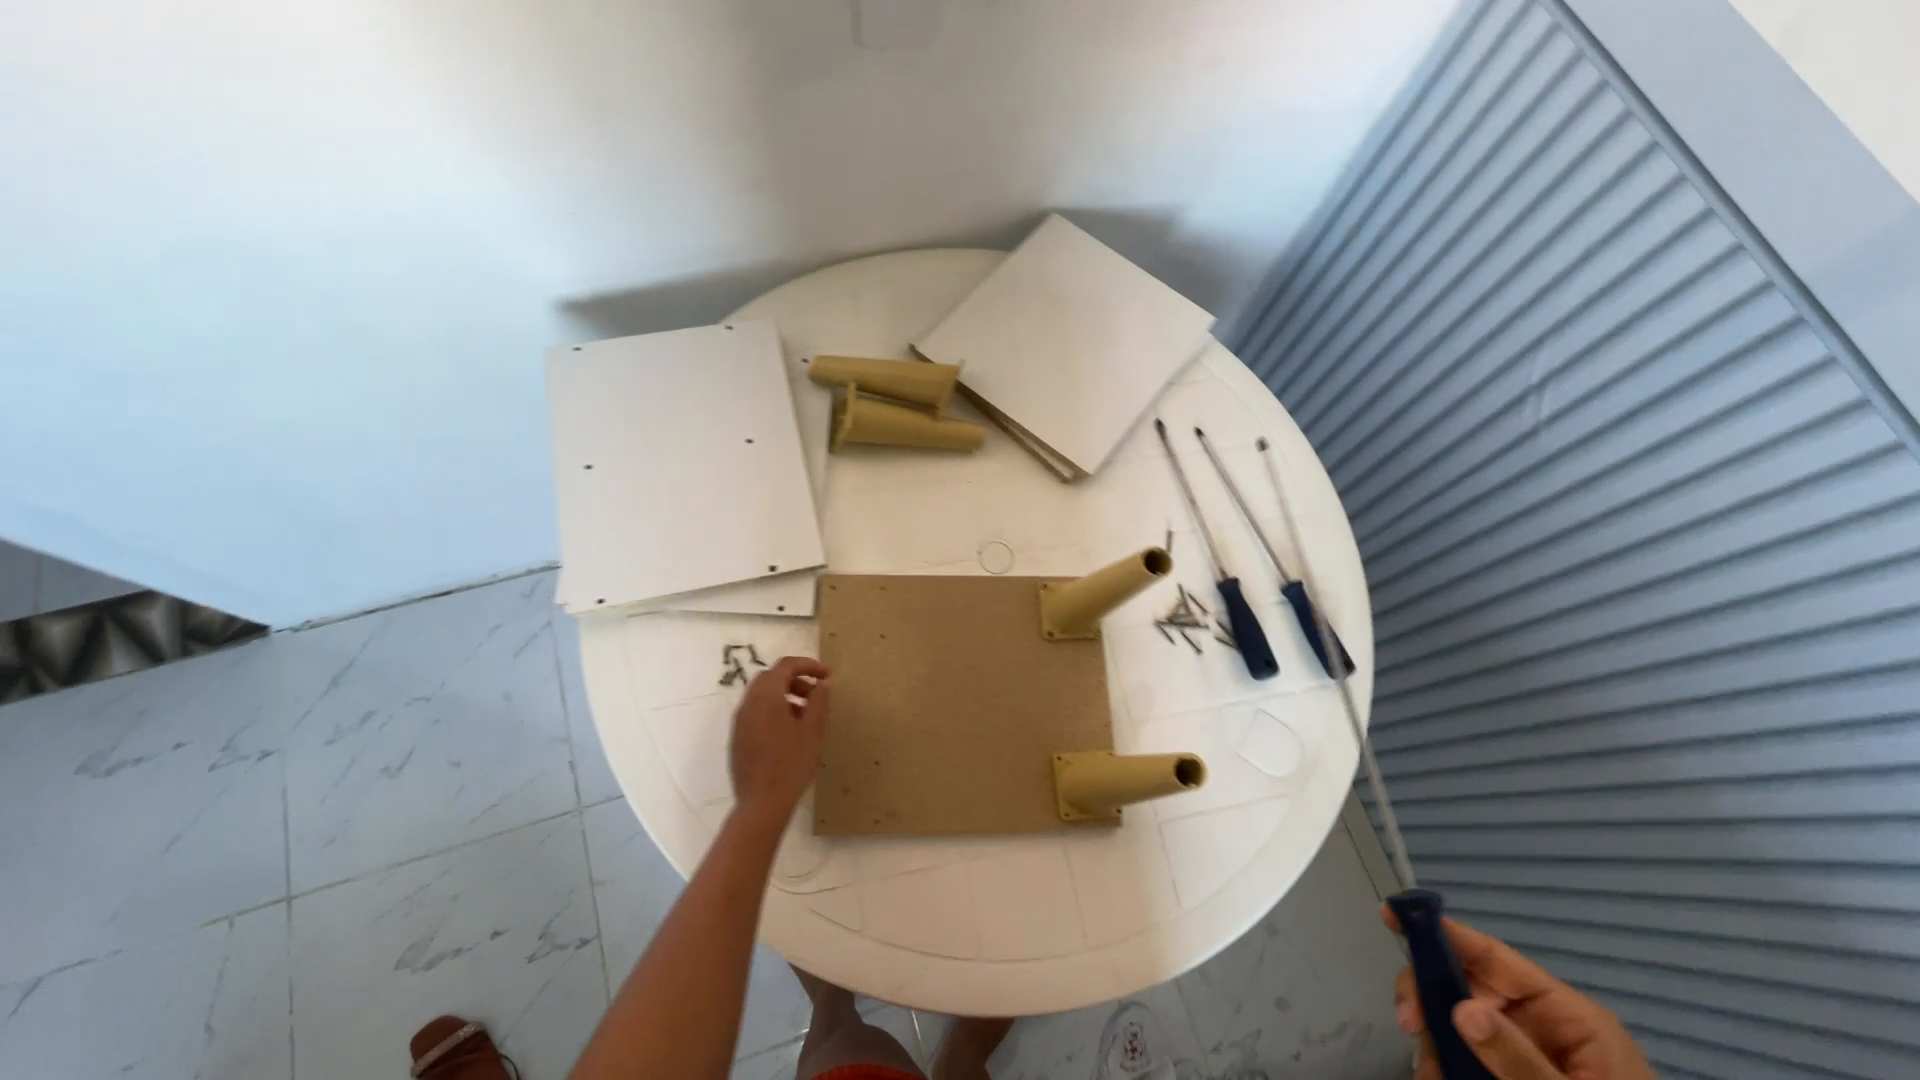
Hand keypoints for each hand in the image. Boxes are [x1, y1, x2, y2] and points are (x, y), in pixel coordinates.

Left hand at [728, 657, 830, 825]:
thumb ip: (819, 701)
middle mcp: (748, 703)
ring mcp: (739, 721)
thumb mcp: (813, 730)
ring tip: (805, 714)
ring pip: (761, 695)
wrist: (762, 802)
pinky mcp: (737, 738)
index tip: (827, 676)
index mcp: (766, 696)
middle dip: (795, 679)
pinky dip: (773, 710)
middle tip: (816, 694)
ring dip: (784, 695)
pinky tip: (789, 731)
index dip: (808, 665)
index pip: (785, 666)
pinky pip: (755, 712)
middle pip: (771, 678)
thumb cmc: (792, 763)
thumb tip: (822, 683)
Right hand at [1385, 908, 1654, 1079]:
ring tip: (1429, 1076)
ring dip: (1436, 1044)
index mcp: (1570, 1016)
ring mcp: (1527, 1051)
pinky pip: (1468, 1056)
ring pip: (1460, 1024)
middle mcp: (1544, 1024)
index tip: (1393, 913)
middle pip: (1468, 987)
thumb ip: (1521, 1061)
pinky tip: (1435, 1078)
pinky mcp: (1513, 1074)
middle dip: (1430, 1000)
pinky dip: (1446, 1065)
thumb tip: (1462, 1009)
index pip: (1497, 958)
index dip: (1444, 932)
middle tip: (1408, 1023)